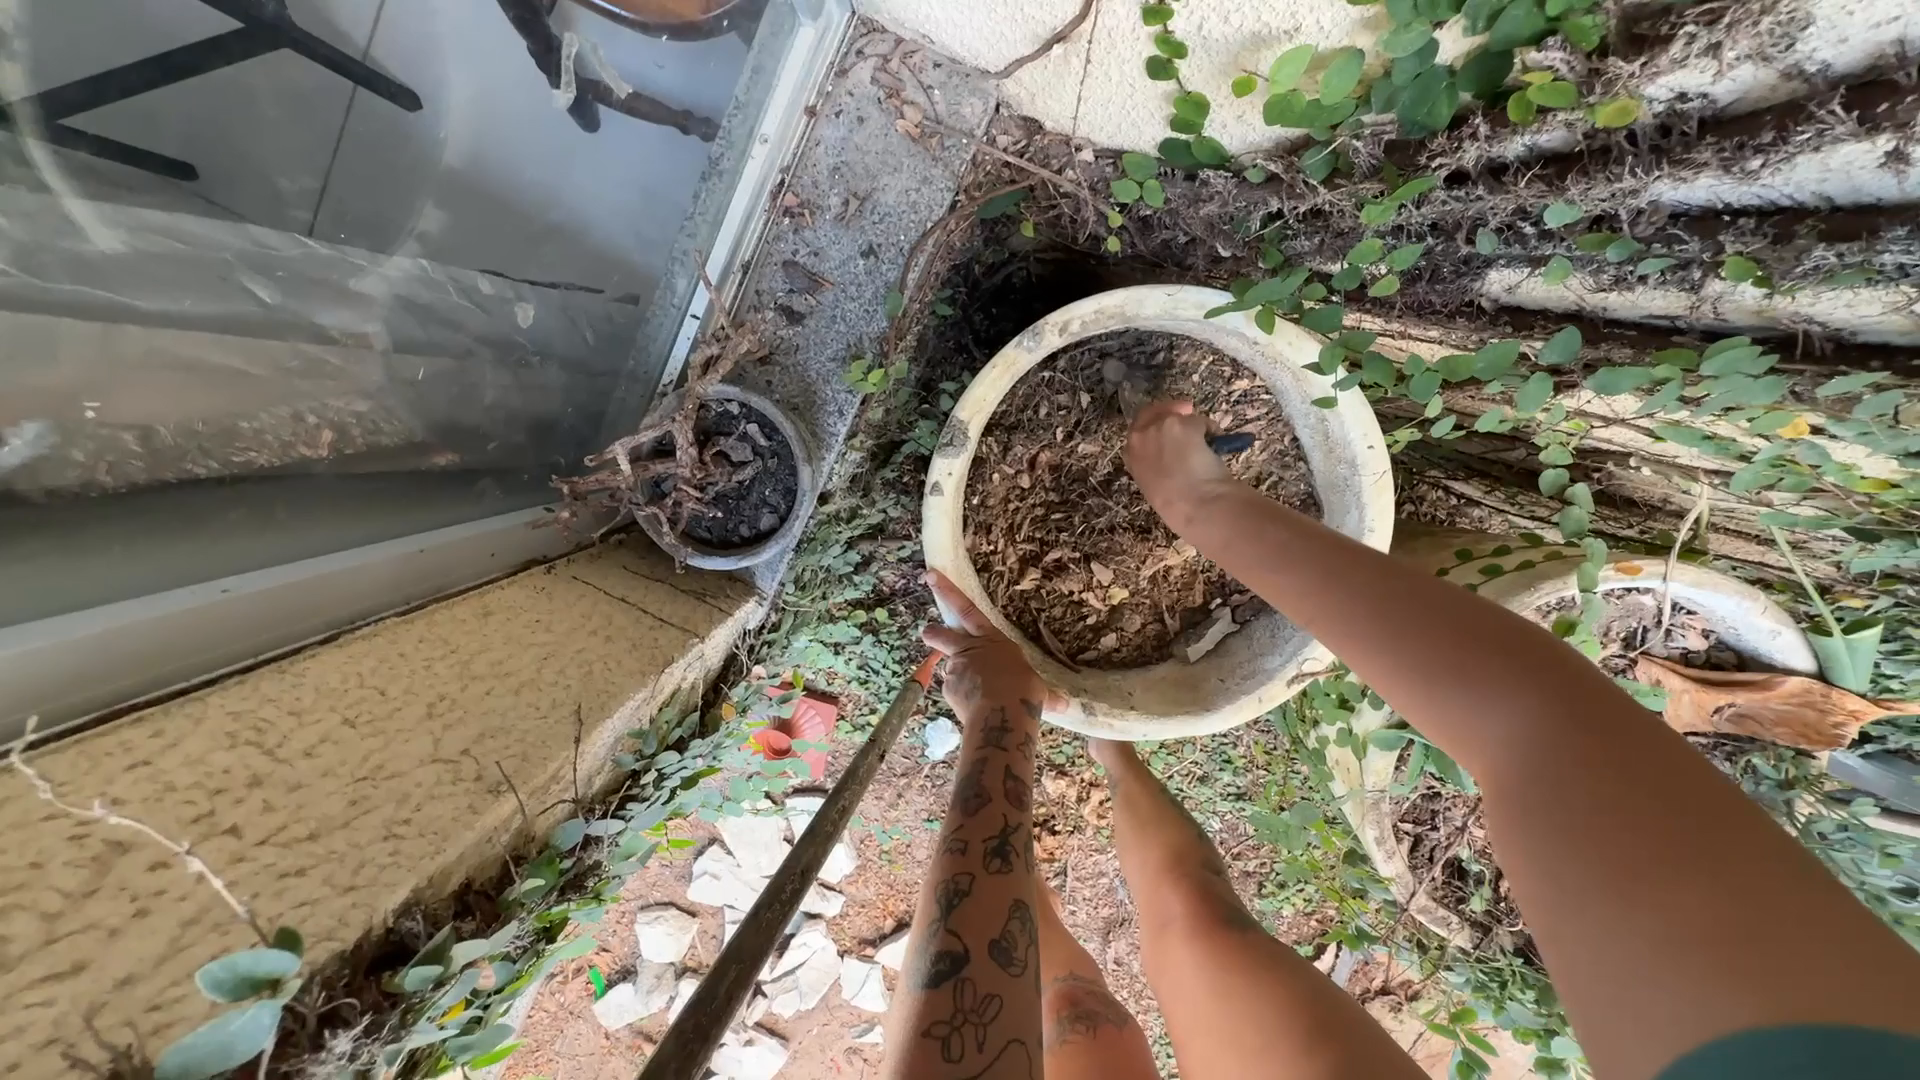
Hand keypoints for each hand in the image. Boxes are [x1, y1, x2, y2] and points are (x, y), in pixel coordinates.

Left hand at [920, 570, 1046, 715]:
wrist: (1002, 715)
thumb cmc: (1024, 692)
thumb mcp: (1037, 688)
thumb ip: (1044, 693)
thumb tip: (1063, 704)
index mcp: (992, 640)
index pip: (968, 609)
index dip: (948, 591)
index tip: (931, 575)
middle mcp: (970, 650)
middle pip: (940, 633)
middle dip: (932, 631)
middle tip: (927, 631)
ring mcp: (956, 669)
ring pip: (949, 669)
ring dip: (958, 679)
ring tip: (975, 697)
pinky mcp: (948, 689)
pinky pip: (954, 693)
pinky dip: (962, 700)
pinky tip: (974, 710)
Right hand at [1124, 400, 1237, 526]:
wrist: (1195, 504)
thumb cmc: (1175, 506)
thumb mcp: (1153, 485)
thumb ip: (1154, 464)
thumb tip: (1170, 457)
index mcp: (1131, 456)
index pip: (1136, 430)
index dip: (1152, 425)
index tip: (1165, 426)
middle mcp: (1140, 437)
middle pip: (1153, 412)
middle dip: (1170, 410)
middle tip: (1187, 411)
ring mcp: (1161, 427)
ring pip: (1180, 417)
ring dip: (1193, 425)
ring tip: (1207, 443)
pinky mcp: (1185, 423)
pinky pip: (1200, 422)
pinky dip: (1211, 430)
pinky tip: (1217, 447)